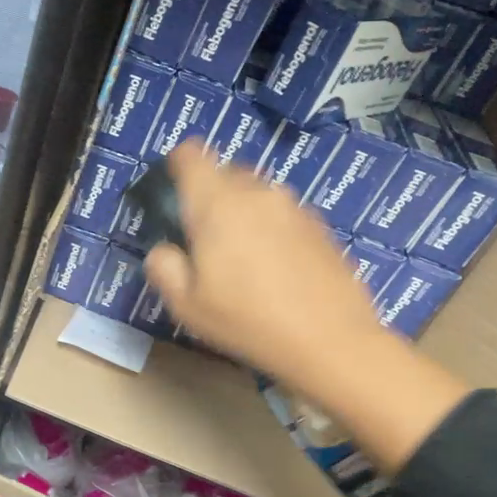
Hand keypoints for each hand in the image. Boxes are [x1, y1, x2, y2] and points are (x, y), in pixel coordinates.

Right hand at [143, 144, 470, 471]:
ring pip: (257, 194)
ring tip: (244, 260)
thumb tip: (164, 251)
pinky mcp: (320, 226)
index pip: (191, 155)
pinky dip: (272, 230)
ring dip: (244, 214)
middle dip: (211, 195)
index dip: (178, 166)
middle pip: (226, 172)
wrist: (332, 341)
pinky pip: (283, 215)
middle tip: (206, 240)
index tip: (174, 195)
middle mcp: (257, 193)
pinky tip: (276, 271)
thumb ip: (164, 267)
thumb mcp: (187, 306)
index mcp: (217, 204)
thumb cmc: (248, 321)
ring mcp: (294, 207)